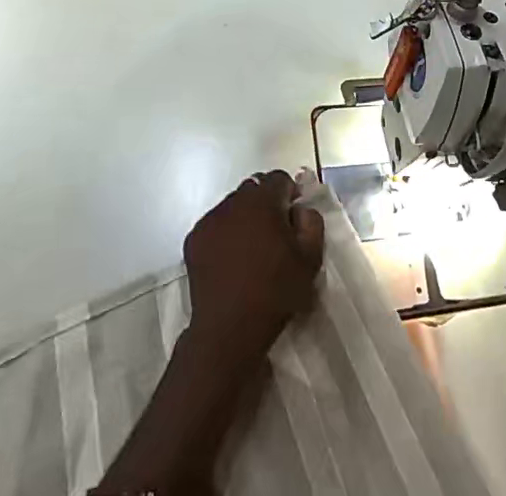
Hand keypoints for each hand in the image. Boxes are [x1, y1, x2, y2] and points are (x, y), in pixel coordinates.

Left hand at [183, 170, 323, 360]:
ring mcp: (209, 219)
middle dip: (266, 205)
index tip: (295, 217)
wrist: (230, 326)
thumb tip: (300, 209)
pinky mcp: (193, 238)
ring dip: (244, 219)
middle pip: (253, 190)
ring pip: (232, 207)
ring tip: (252, 251)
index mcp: (262, 201)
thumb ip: (311, 223)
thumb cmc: (276, 291)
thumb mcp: (310, 259)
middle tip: (275, 235)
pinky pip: (214, 227)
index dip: (290, 194)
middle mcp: (232, 202)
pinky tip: (231, 261)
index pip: (279, 179)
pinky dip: (224, 235)